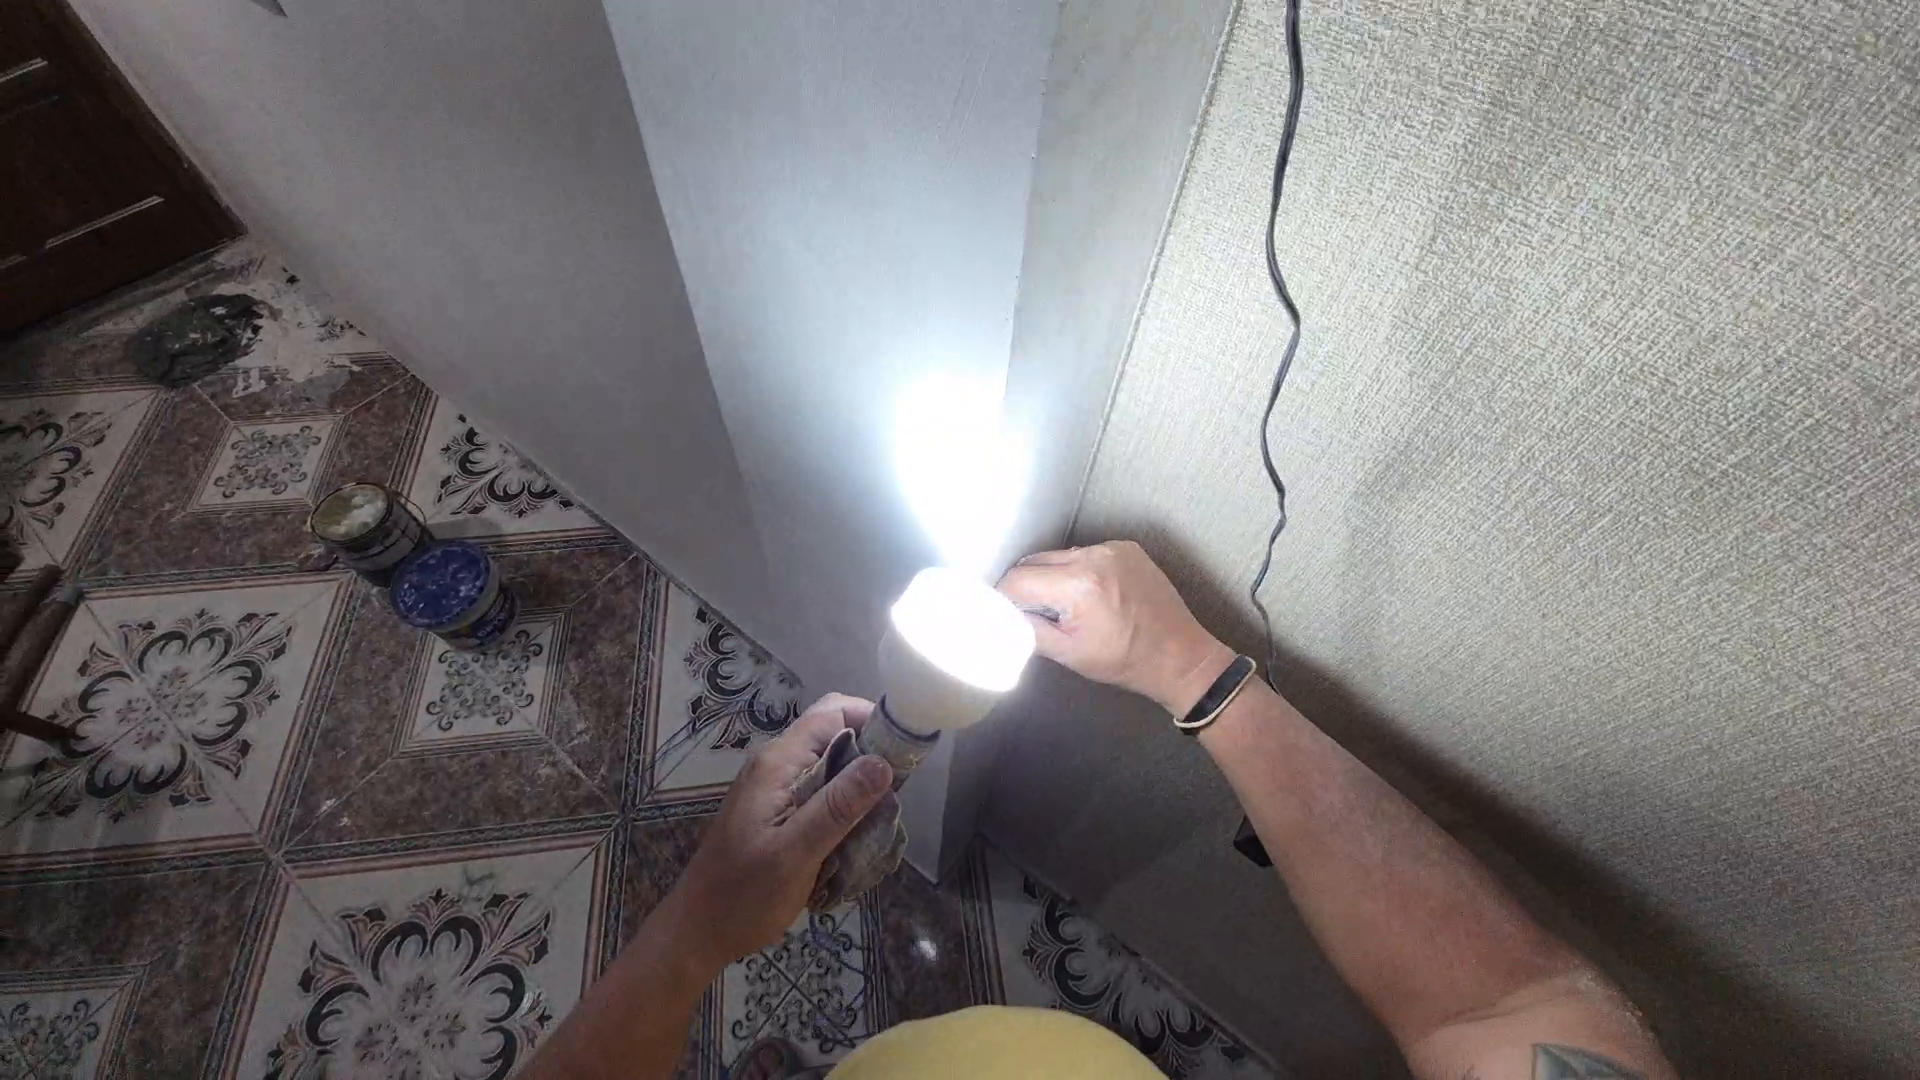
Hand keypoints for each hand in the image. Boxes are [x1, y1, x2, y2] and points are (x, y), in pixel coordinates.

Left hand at [659, 694, 893, 972]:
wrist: (696, 933)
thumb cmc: (743, 896)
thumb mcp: (795, 853)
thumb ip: (838, 806)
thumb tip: (884, 763)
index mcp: (779, 762)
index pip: (834, 712)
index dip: (873, 720)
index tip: (904, 753)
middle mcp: (777, 762)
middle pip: (835, 732)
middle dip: (871, 754)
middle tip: (895, 793)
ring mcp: (775, 784)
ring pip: (831, 761)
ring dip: (860, 783)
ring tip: (878, 819)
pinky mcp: (778, 806)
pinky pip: (821, 787)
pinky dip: (844, 802)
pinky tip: (854, 834)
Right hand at [998, 540, 1233, 714]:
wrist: (1180, 656)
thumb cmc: (1123, 661)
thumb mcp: (1068, 653)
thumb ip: (1028, 630)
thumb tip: (999, 616)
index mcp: (1079, 585)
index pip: (1019, 580)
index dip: (1003, 597)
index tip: (999, 612)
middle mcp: (1094, 556)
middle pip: (1035, 562)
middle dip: (1025, 586)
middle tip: (1027, 611)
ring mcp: (1112, 548)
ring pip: (1059, 556)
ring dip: (1051, 576)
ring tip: (1061, 605)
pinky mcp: (1126, 547)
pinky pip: (1085, 554)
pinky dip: (1076, 570)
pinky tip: (1087, 594)